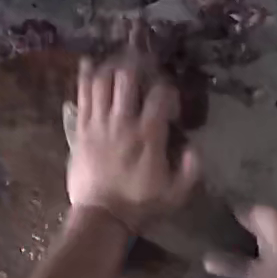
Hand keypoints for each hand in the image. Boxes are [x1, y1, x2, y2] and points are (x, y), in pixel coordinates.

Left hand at [66, 54, 199, 231]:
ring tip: (119, 61)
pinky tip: (88, 62)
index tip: (169, 101)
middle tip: (142, 62)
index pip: (161, 94)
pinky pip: (82, 95)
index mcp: (149, 135)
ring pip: (102, 81)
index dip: (168, 90)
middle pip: (127, 77)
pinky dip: (85, 76)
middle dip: (137, 65)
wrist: (100, 216)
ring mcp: (99, 123)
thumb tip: (195, 146)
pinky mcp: (81, 129)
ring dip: (111, 67)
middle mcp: (123, 122)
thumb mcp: (176, 193)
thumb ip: (191, 168)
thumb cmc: (139, 204)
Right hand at [203, 205, 276, 277]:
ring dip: (256, 240)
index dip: (216, 217)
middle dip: (236, 230)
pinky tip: (268, 263)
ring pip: (269, 228)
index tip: (203, 230)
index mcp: (267, 216)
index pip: (232, 206)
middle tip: (219, 249)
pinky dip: (275, 246)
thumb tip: (206, 257)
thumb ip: (231, 266)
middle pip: (251, 217)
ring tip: (241, 258)